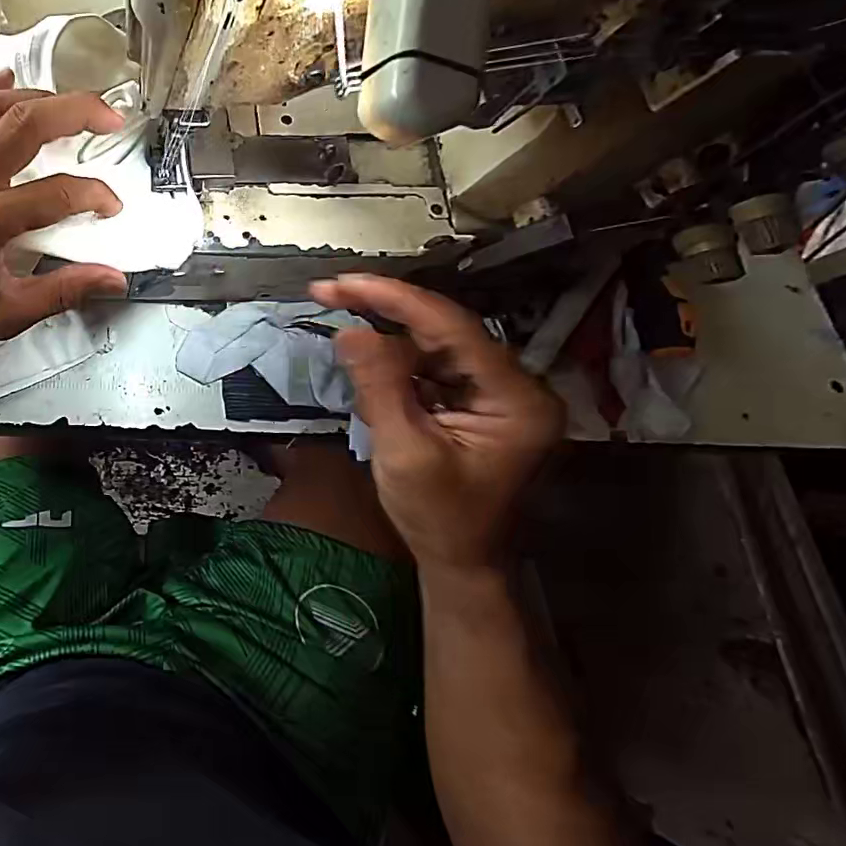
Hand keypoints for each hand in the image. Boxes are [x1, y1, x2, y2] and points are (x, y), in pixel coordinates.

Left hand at [0, 70, 129, 358]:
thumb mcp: (10, 312)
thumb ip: (64, 291)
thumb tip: (111, 277)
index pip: (55, 193)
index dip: (93, 195)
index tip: (109, 204)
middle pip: (25, 124)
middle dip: (76, 112)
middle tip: (108, 118)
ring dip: (37, 97)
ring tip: (69, 105)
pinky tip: (8, 79)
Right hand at [310, 274, 564, 572]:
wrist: (461, 561)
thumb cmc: (440, 518)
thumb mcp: (404, 452)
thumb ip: (380, 387)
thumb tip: (350, 331)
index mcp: (515, 398)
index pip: (452, 328)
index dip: (394, 299)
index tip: (343, 284)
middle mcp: (512, 385)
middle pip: (443, 328)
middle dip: (384, 308)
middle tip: (330, 291)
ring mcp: (492, 393)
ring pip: (432, 343)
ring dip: (384, 332)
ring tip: (338, 315)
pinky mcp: (472, 401)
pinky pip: (429, 365)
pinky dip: (392, 359)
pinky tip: (364, 356)